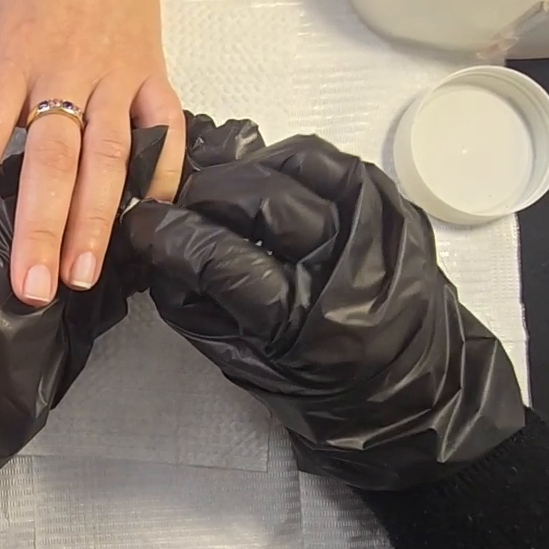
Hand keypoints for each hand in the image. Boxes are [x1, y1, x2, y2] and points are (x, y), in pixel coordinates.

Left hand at [0, 0, 201, 305]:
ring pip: (111, 159)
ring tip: (83, 277)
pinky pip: (166, 131)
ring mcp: (118, 76)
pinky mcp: (156, 75)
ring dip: (98, 222)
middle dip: (41, 231)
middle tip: (31, 289)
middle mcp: (66, 71)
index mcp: (13, 56)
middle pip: (52, 162)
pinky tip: (147, 221)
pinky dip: (162, 176)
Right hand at [120, 119, 525, 488]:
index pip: (221, 260)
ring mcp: (379, 229)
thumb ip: (194, 305)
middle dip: (202, 193)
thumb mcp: (240, 363)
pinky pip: (328, 160)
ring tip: (217, 190)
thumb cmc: (313, 387)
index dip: (170, 235)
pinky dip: (283, 161)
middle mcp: (347, 268)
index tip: (141, 225)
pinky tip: (262, 180)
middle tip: (178, 204)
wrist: (407, 388)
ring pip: (295, 165)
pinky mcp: (395, 205)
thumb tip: (159, 247)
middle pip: (260, 199)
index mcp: (302, 326)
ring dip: (241, 170)